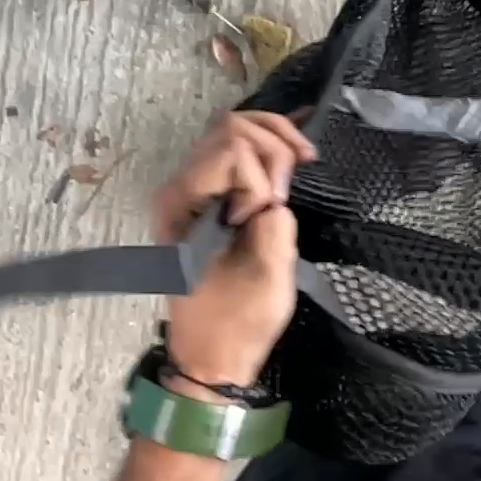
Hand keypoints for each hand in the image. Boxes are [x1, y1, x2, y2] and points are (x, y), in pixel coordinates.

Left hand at [150, 111, 317, 391]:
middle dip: (273, 147)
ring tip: (302, 161)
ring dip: (274, 140)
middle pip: (230, 127)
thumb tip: (276, 189)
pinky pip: (235, 151)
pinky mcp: (208, 193)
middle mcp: (178, 186)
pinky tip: (295, 146)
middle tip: (290, 189)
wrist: (211, 353)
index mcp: (181, 204)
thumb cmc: (235, 321)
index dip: (261, 176)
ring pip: (233, 130)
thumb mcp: (266, 276)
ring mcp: (191, 187)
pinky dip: (268, 145)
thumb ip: (273, 222)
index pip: (231, 151)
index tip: (270, 212)